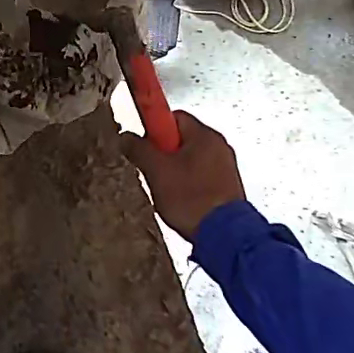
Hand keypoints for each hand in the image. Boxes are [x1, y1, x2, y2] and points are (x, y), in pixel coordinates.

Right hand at [119, 111, 245, 241]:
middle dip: (163, 153)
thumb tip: (126, 138)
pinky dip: (189, 185)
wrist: (225, 236)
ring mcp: (225, 167)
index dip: (154, 127)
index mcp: (204, 135)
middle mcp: (219, 146)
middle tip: (153, 170)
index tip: (143, 139)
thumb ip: (139, 150)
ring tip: (167, 190)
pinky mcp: (226, 187)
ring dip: (175, 171)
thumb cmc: (194, 201)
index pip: (173, 116)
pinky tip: (181, 200)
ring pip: (190, 159)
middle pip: (181, 138)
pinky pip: (201, 176)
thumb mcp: (157, 171)